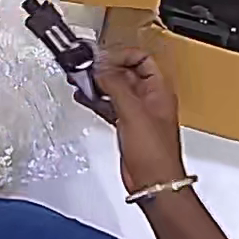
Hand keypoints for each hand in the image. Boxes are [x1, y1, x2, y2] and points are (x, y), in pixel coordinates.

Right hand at [94, 47, 187, 193]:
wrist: (152, 182)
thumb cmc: (155, 153)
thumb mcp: (133, 112)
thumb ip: (116, 87)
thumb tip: (101, 69)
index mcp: (159, 90)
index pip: (141, 58)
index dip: (121, 55)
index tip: (101, 59)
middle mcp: (149, 98)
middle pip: (126, 72)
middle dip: (106, 67)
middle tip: (86, 67)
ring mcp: (137, 112)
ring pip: (115, 88)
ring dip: (98, 83)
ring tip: (80, 78)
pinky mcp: (126, 125)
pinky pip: (109, 105)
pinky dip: (96, 99)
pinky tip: (83, 96)